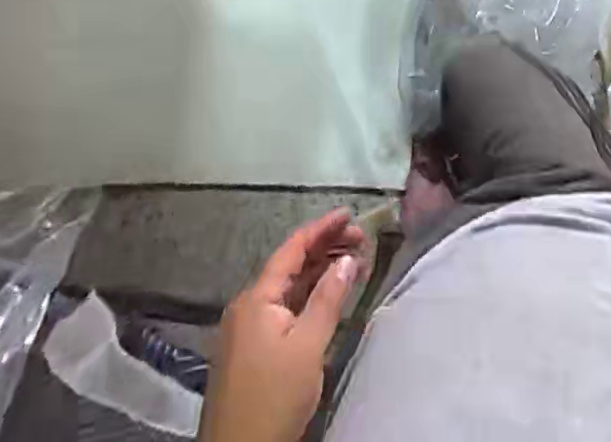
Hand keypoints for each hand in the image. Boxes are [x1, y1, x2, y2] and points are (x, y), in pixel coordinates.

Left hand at [200, 210, 368, 441]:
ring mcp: (249, 327)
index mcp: (257, 297)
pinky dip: (309, 296)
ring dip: (320, 272)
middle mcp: (249, 304)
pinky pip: (284, 307)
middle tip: (362, 239)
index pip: (293, 248)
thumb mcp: (308, 346)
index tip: (350, 214)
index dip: (322, 228)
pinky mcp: (253, 348)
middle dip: (325, 248)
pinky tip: (329, 295)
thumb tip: (347, 259)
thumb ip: (329, 298)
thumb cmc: (274, 396)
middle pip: (291, 265)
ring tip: (353, 261)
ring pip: (289, 287)